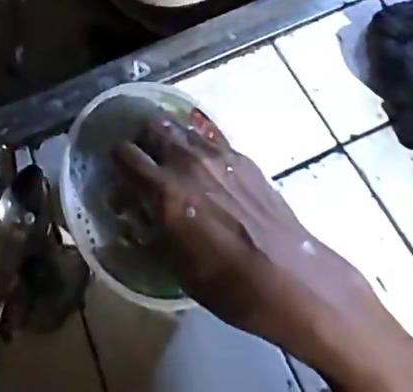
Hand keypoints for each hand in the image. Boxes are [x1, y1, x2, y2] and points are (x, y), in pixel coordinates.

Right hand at [114, 117, 412, 389]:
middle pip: (152, 127)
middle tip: (146, 158)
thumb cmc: (230, 286)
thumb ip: (150, 231)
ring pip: (181, 127)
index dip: (117, 160)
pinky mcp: (242, 158)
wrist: (295, 282)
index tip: (119, 171)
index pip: (124, 154)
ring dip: (171, 137)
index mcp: (165, 191)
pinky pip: (210, 140)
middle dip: (143, 138)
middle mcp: (187, 162)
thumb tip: (132, 213)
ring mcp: (217, 155)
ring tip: (175, 157)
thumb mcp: (177, 267)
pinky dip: (200, 146)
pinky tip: (208, 169)